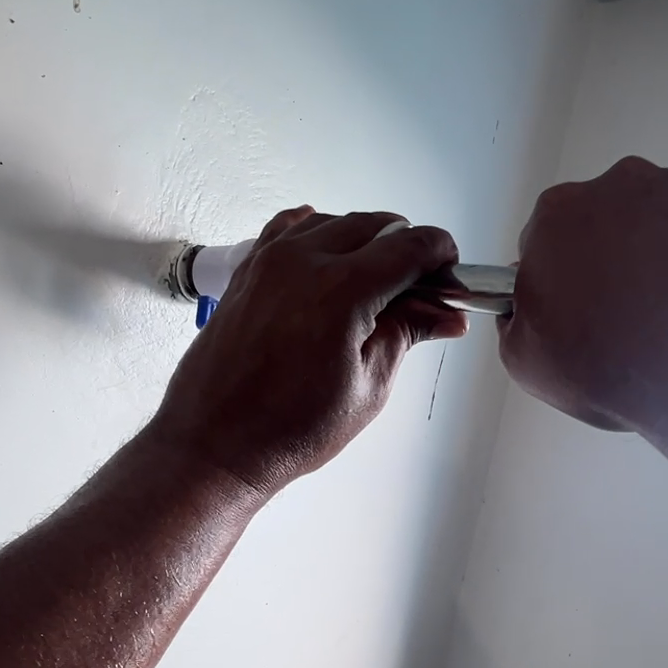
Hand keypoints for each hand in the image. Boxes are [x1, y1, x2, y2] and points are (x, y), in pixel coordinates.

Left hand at [148, 207, 465, 495]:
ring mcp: (268, 263)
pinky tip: (328, 257)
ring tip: (375, 283)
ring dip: (363, 241)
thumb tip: (442, 315)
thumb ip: (405, 335)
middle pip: (374, 225)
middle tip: (419, 289)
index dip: (440, 255)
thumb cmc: (287, 430)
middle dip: (405, 249)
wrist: (216, 444)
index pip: (409, 247)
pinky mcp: (246, 274)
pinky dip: (316, 235)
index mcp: (342, 289)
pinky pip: (287, 231)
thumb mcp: (367, 388)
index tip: (450, 272)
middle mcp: (303, 262)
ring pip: (332, 222)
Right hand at [499, 156, 667, 439]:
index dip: (559, 273)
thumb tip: (528, 305)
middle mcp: (620, 182)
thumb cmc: (606, 368)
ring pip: (664, 212)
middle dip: (612, 251)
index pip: (547, 236)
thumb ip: (515, 317)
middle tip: (628, 309)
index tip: (577, 306)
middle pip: (607, 214)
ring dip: (664, 247)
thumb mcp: (524, 360)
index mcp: (557, 215)